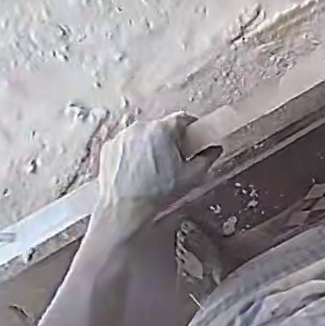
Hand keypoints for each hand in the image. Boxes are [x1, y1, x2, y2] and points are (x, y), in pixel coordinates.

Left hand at [92, 113, 216, 232]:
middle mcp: (141, 127)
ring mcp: (122, 136)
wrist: (124, 207)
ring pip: (143, 135)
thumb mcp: (192, 176)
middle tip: (174, 157)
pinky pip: (126, 144)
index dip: (191, 127)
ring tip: (153, 166)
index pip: (182, 118)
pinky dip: (133, 152)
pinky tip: (137, 170)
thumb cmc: (158, 191)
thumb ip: (207, 158)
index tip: (192, 138)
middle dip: (169, 138)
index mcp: (163, 130)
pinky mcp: (109, 147)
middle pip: (161, 126)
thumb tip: (215, 149)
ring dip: (150, 144)